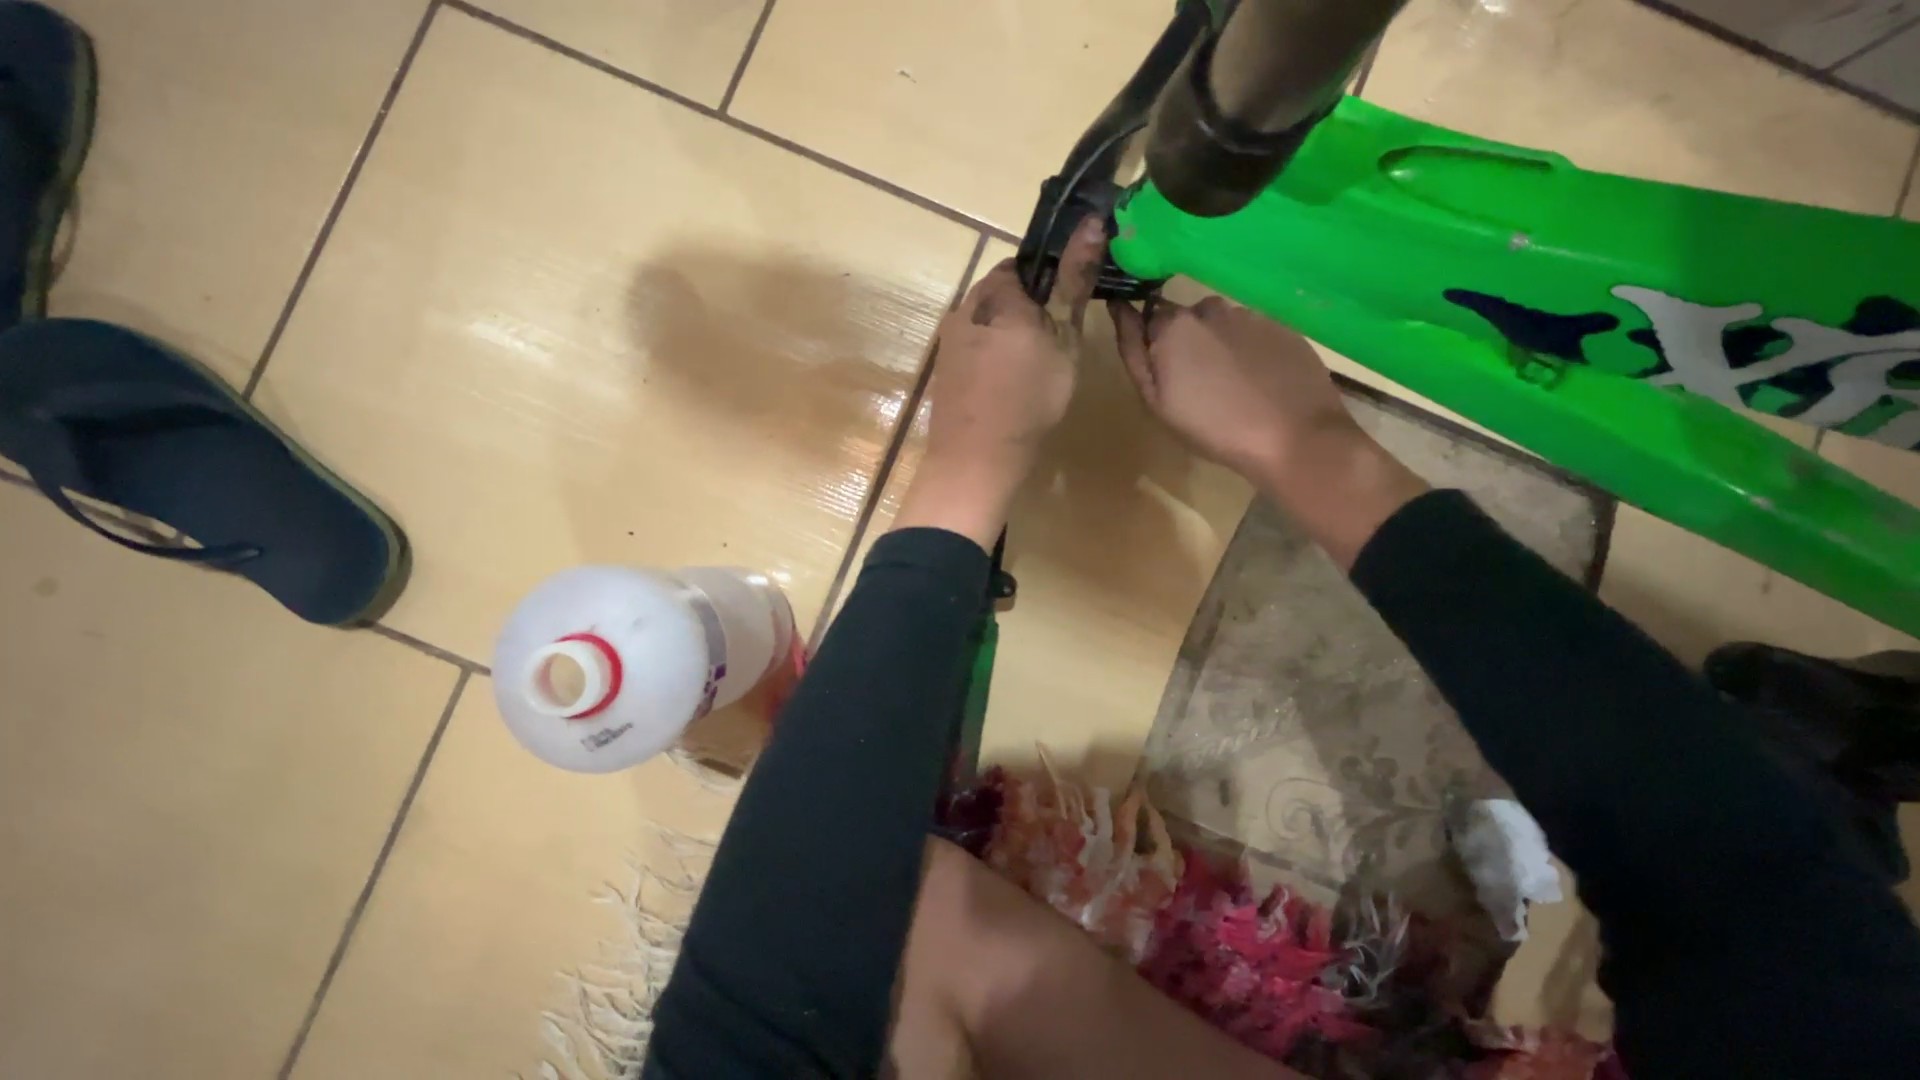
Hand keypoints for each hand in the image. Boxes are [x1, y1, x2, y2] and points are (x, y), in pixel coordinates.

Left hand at [893, 217, 1107, 549]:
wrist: (975, 459)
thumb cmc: (1028, 399)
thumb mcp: (1063, 340)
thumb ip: (1073, 283)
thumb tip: (1092, 224)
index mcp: (995, 292)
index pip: (1023, 264)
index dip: (1048, 282)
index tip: (1065, 309)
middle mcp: (964, 307)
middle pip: (1002, 291)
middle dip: (1027, 307)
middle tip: (1054, 340)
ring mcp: (948, 338)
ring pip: (987, 319)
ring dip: (1008, 331)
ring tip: (1032, 365)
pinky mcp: (943, 366)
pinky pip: (974, 345)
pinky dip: (992, 354)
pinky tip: (1007, 382)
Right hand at [1109, 296, 1355, 481]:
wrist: (1294, 436)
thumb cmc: (1213, 427)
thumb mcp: (1157, 401)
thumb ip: (1133, 351)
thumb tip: (1118, 307)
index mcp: (1173, 325)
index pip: (1148, 316)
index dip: (1151, 341)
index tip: (1160, 366)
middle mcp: (1210, 308)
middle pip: (1186, 318)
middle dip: (1186, 342)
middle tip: (1196, 384)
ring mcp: (1250, 314)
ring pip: (1222, 324)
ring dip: (1219, 344)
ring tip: (1231, 384)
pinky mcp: (1282, 326)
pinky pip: (1253, 331)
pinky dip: (1250, 349)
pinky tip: (1259, 380)